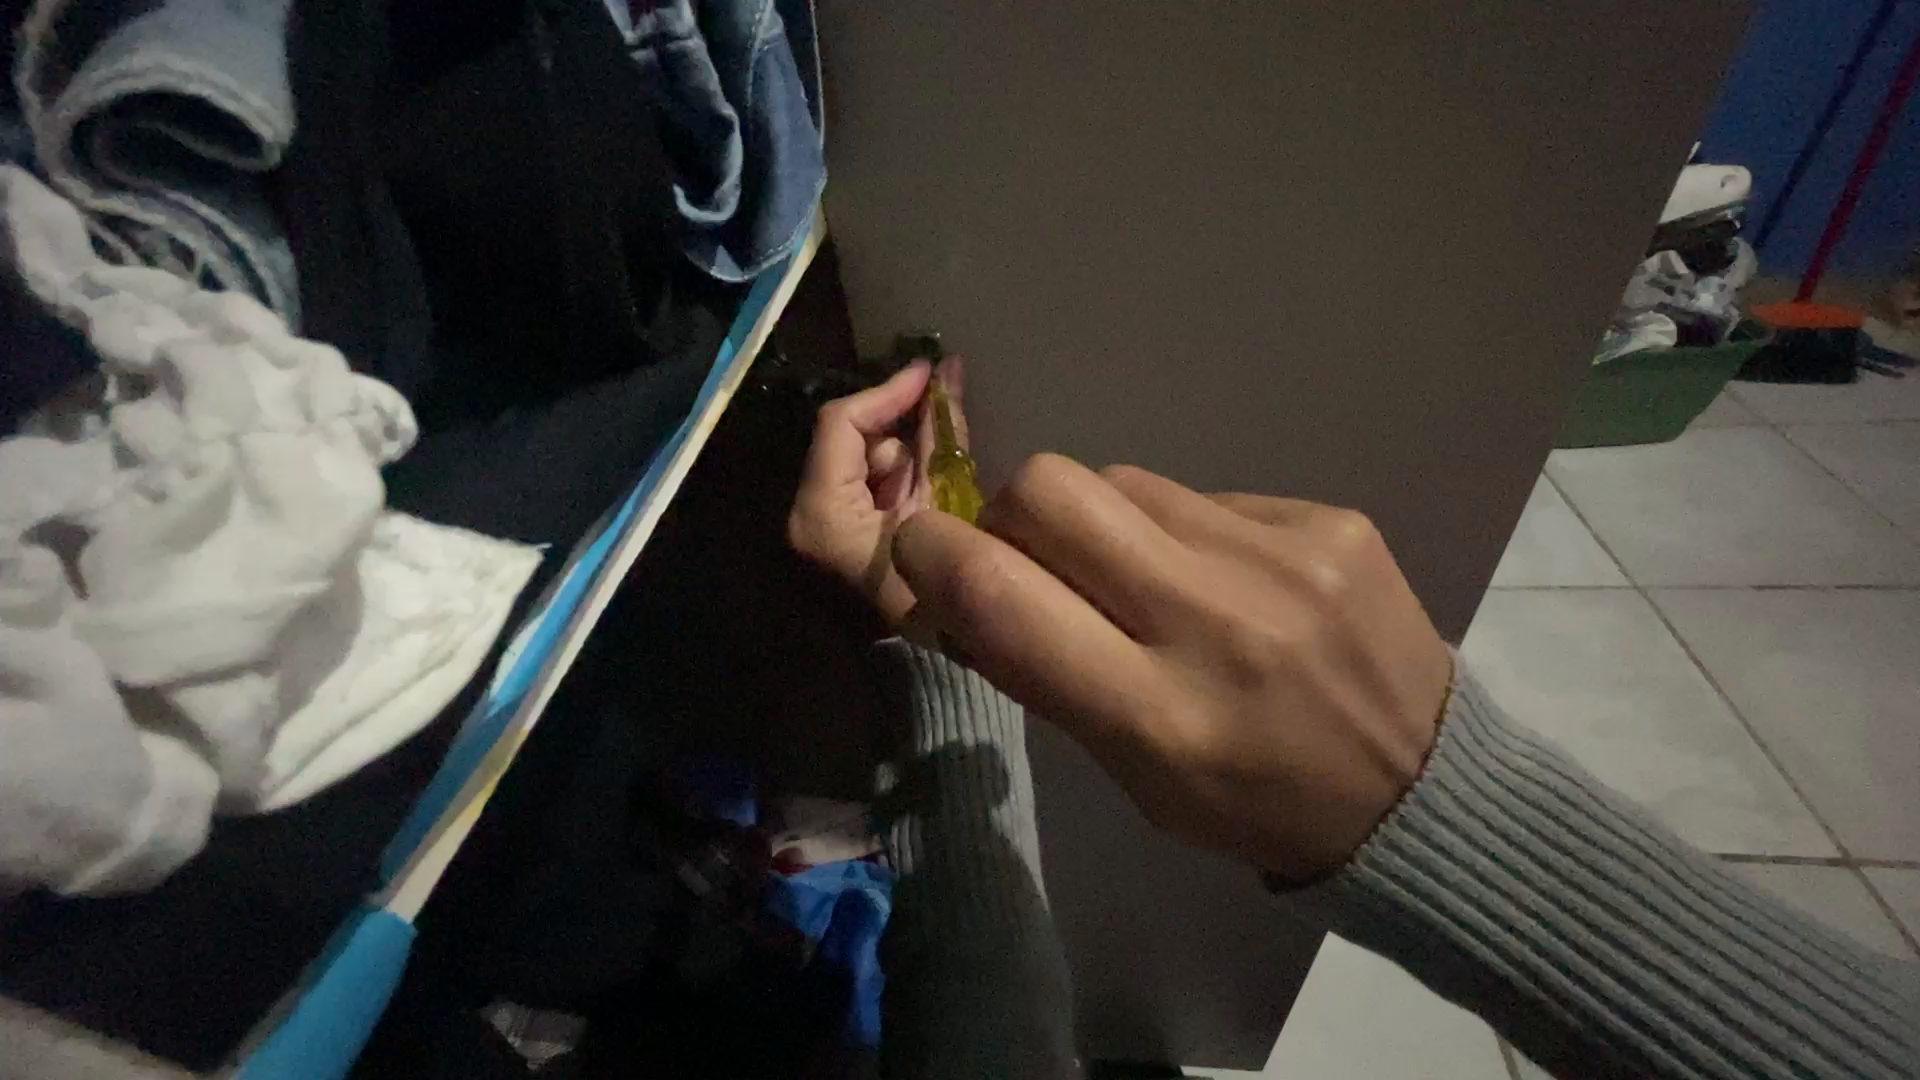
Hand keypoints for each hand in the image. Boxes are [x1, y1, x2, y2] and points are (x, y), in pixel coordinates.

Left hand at [788, 358, 968, 624]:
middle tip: (944, 411)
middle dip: (901, 425)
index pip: (842, 423)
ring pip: (863, 460)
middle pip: (854, 439)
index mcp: (823, 509)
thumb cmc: (940, 583)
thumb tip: (947, 371)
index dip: (889, 391)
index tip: (931, 370)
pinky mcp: (835, 534)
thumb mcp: (942, 503)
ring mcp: (818, 525)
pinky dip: (898, 477)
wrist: (931, 651)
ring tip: (941, 471)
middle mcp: (807, 513)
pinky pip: (867, 484)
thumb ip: (940, 435)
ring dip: (903, 455)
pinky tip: (927, 486)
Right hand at [889, 455, 1452, 880]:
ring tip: (1148, 577)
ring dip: (1102, 523)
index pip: (1003, 598)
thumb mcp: (1132, 774)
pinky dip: (1182, 529)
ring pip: (1121, 480)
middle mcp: (1214, 623)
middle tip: (1037, 556)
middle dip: (1013, 513)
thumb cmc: (1249, 800)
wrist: (1422, 789)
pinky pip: (1201, 494)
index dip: (934, 553)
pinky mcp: (1328, 521)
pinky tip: (1227, 578)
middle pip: (1052, 489)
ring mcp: (1281, 558)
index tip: (922, 545)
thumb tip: (965, 582)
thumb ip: (1044, 674)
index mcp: (1155, 717)